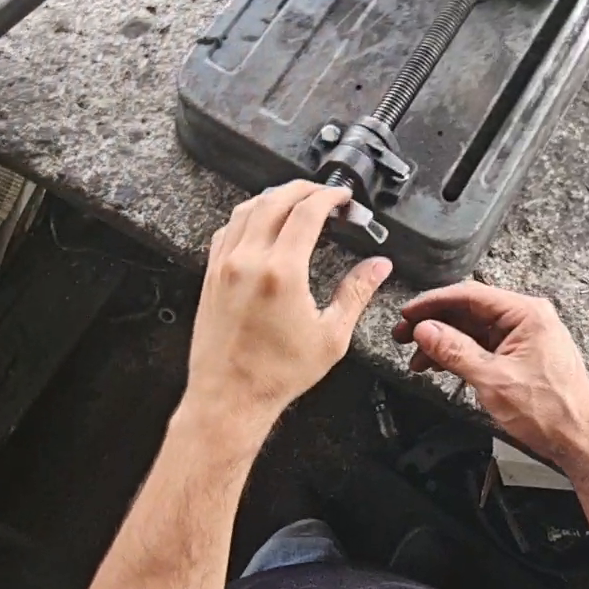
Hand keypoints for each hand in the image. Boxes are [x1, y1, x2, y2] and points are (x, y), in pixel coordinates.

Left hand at [188, 181, 391, 428]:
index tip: (342, 198)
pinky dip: (247, 216)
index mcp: (282, 272)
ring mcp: (224, 266)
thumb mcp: (331, 336)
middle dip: (304, 189)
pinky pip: (227, 230)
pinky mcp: (210, 276)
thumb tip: (378, 267)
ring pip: (247, 209)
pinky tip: (260, 225)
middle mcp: (248, 261)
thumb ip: (357, 293)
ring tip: (295, 202)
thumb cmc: (276, 374)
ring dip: (274, 197)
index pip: (306, 212)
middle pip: (275, 200)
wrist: (229, 399)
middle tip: (325, 194)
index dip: (329, 197)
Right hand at [393, 282, 588, 466]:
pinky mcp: (522, 356)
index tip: (407, 313)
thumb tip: (424, 330)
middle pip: (470, 311)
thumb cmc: (549, 411)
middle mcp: (527, 318)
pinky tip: (439, 366)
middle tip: (403, 336)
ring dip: (444, 342)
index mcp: (526, 313)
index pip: (470, 294)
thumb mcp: (492, 380)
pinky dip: (460, 355)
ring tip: (416, 359)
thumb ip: (455, 351)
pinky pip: (484, 347)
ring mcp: (525, 337)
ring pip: (474, 330)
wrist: (580, 442)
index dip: (433, 302)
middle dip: (435, 324)